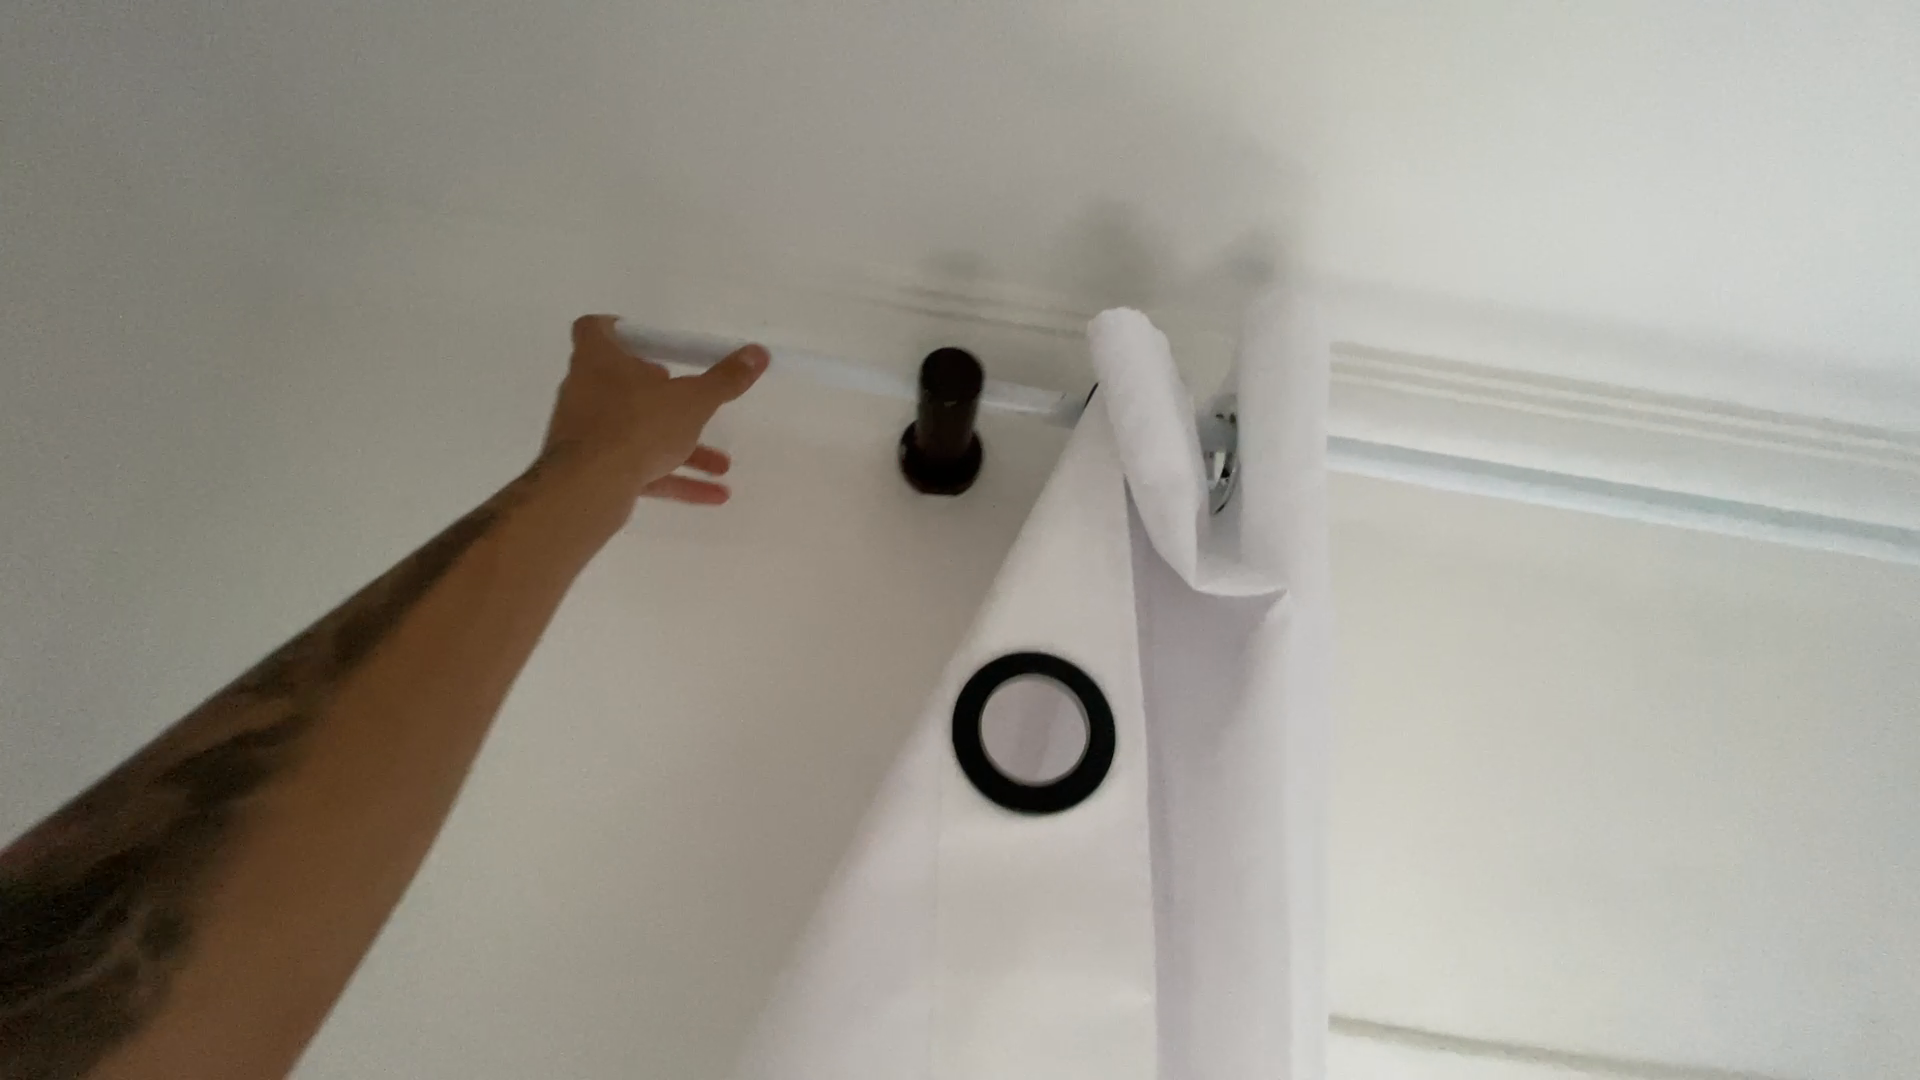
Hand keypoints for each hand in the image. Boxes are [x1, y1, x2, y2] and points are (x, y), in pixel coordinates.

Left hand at [541, 314, 767, 506]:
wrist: (589, 487)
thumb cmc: (638, 425)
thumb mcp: (692, 400)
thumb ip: (725, 379)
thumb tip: (758, 352)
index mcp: (599, 360)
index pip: (595, 329)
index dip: (621, 331)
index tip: (652, 344)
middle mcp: (587, 391)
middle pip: (625, 384)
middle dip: (667, 398)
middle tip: (693, 401)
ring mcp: (588, 434)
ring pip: (640, 433)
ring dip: (682, 446)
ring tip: (722, 465)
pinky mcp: (595, 471)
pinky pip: (641, 469)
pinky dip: (674, 478)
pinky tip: (714, 495)